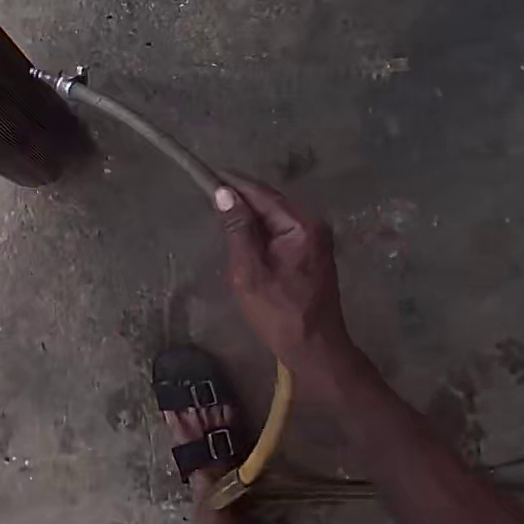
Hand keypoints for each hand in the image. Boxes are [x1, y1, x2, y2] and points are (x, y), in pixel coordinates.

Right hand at [215, 174, 365, 400]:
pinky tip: (240, 232)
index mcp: (301, 227)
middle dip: (240, 195)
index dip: (234, 182)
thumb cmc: (279, 313)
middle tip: (208, 190)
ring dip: (248, 212)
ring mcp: (314, 240)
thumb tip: (224, 193)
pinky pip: (279, 230)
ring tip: (219, 208)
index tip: (208, 173)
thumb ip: (237, 229)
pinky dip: (258, 228)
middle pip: (270, 202)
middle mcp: (313, 226)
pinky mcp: (310, 253)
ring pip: (274, 216)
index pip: (262, 194)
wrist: (315, 350)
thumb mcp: (250, 271)